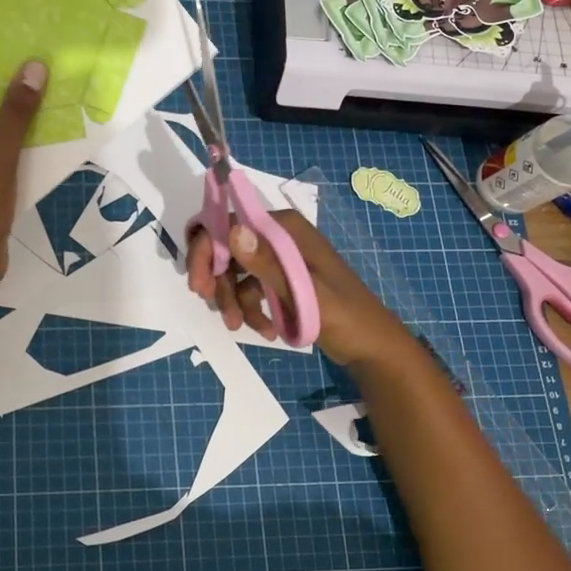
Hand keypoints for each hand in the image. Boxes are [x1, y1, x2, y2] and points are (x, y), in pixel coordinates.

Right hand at [187, 209, 408, 366]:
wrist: (371, 347)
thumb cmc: (345, 317)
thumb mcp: (304, 293)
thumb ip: (267, 264)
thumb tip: (232, 230)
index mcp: (286, 229)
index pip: (230, 223)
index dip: (207, 248)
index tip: (199, 284)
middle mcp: (279, 237)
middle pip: (227, 247)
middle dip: (216, 277)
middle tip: (209, 303)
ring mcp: (279, 260)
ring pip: (234, 271)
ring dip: (231, 299)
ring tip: (239, 326)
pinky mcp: (280, 281)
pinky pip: (249, 289)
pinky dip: (248, 309)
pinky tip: (263, 330)